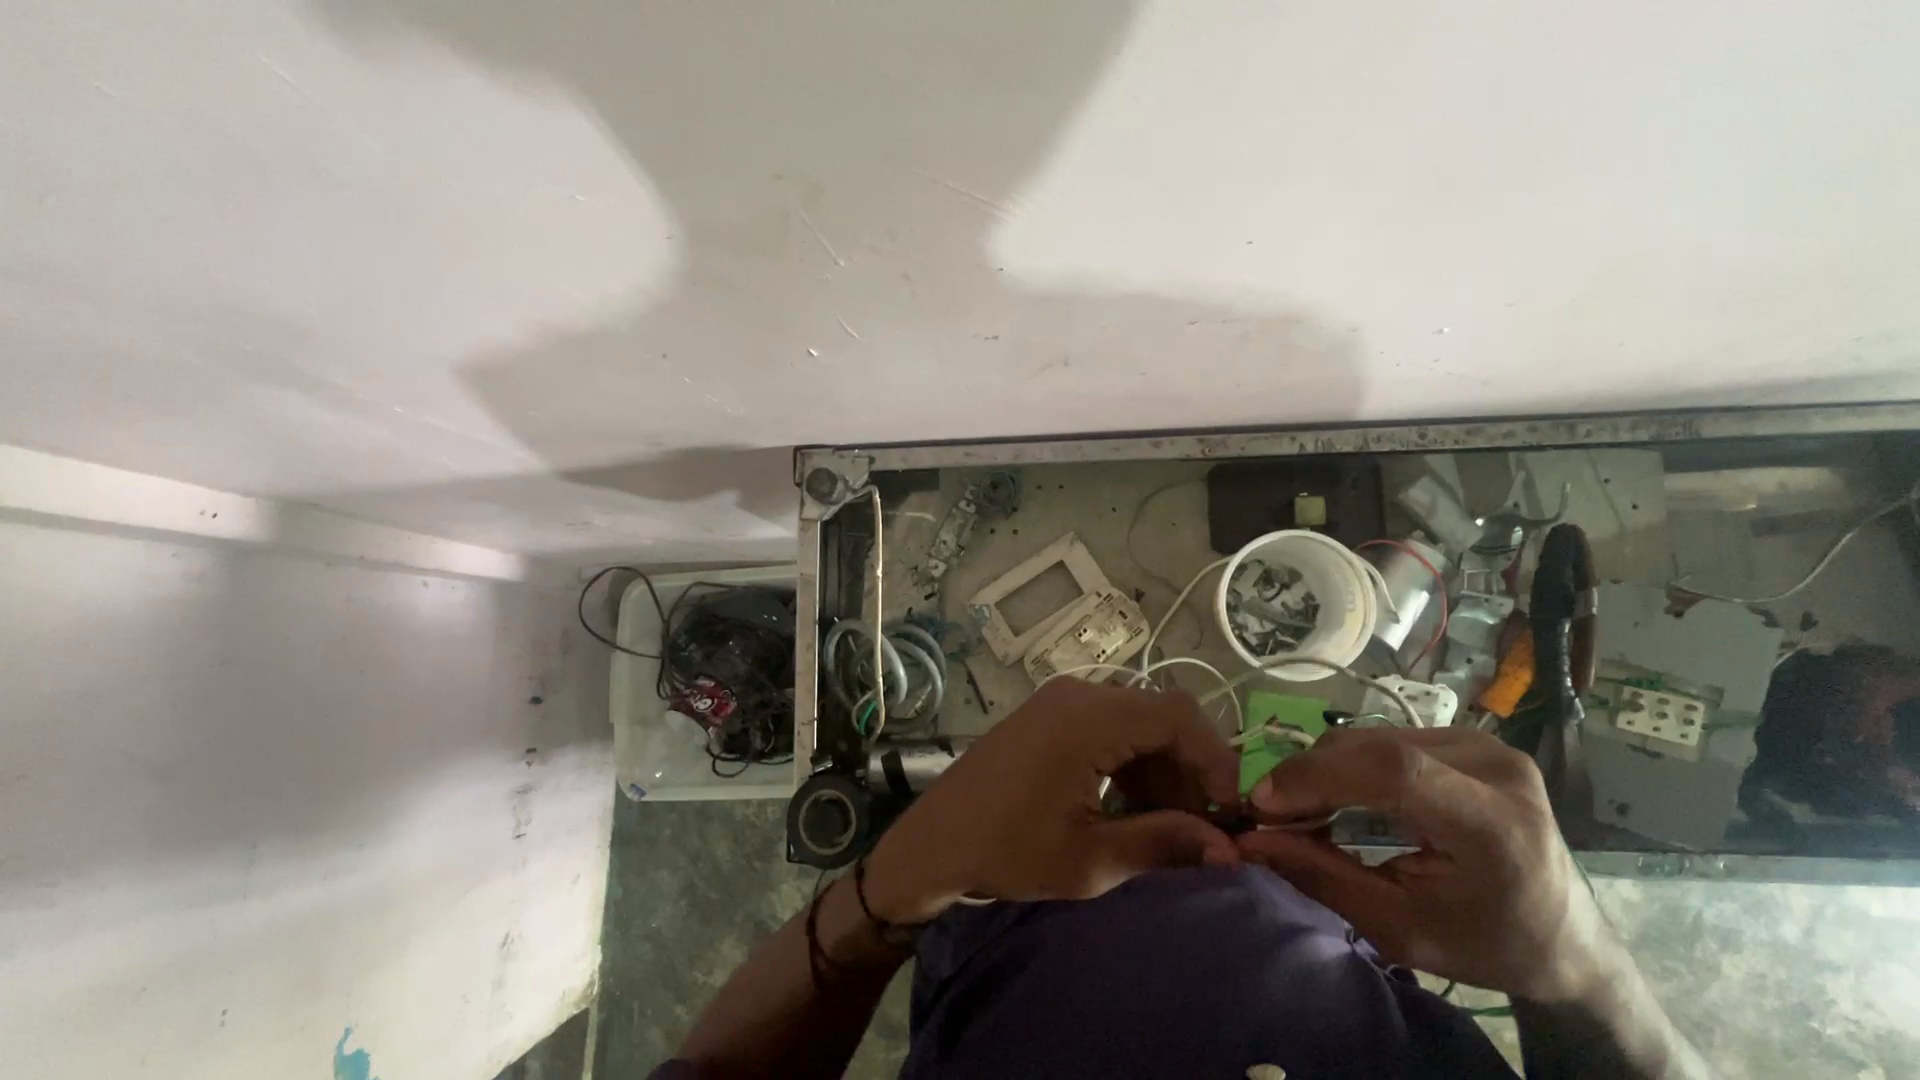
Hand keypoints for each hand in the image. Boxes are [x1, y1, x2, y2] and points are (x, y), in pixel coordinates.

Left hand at [863, 679, 1240, 922]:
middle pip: (1161, 714)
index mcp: (1088, 718)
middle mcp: (1078, 694)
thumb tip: (1230, 849)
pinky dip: (1129, 760)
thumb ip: (1163, 844)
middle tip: (1196, 825)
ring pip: (1137, 720)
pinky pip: (1108, 725)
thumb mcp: (1090, 859)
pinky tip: (1126, 805)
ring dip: (1160, 766)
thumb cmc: (1007, 851)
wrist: (932, 843)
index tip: (1229, 812)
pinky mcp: (1048, 714)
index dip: (1215, 760)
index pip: (1180, 717)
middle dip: (1188, 768)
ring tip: (1161, 823)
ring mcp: (1059, 700)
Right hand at [1235, 727, 1621, 1003]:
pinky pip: (1389, 738)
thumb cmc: (1487, 945)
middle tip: (1270, 812)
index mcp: (1495, 825)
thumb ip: (1323, 877)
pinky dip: (1349, 764)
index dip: (1319, 778)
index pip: (1396, 772)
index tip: (1264, 805)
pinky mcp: (1474, 740)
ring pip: (1374, 736)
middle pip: (1376, 747)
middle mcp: (1497, 768)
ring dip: (1325, 767)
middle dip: (1310, 774)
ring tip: (1301, 807)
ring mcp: (1488, 746)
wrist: (1566, 939)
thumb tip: (1250, 841)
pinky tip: (1337, 795)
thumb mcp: (1400, 928)